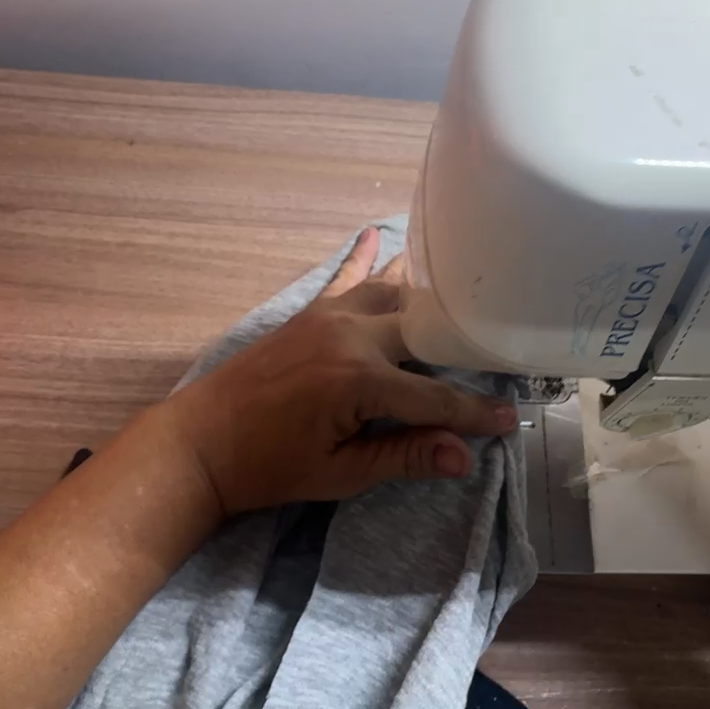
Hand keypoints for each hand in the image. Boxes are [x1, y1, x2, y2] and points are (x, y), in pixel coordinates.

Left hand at [154, 226, 517, 517]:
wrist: (198, 444)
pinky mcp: (308, 314)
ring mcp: (327, 317)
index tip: (512, 419)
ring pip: (393, 296)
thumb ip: (403, 455)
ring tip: (461, 304)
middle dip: (460, 350)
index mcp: (359, 380)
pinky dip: (365, 259)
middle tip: (494, 361)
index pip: (435, 396)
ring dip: (427, 302)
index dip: (475, 413)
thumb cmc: (267, 467)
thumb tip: (464, 457)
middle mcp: (350, 335)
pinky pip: (345, 279)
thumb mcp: (340, 473)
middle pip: (424, 334)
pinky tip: (378, 235)